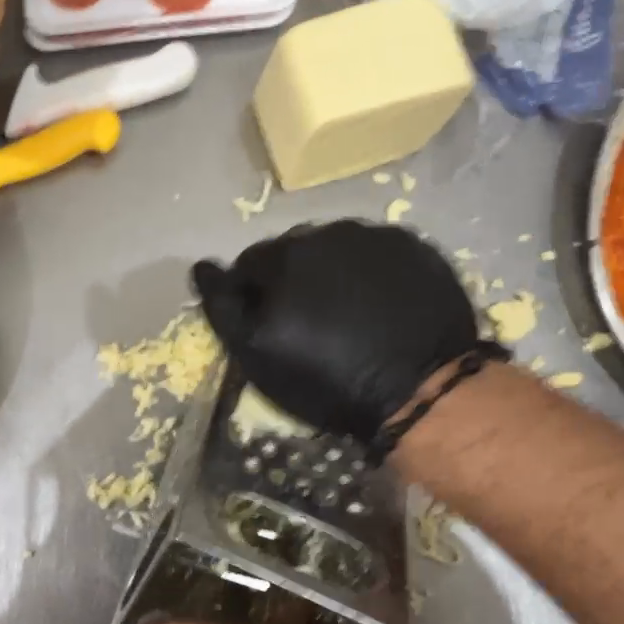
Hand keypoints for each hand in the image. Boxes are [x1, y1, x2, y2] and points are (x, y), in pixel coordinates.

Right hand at [192, 221, 487, 443]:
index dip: (251, 296)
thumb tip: (202, 267)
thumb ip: (224, 307)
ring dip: (328, 272)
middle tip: (304, 321)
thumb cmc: (326, 378)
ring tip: (342, 312)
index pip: (247, 264)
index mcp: (282, 258)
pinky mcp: (414, 246)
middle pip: (291, 250)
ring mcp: (374, 236)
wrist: (421, 389)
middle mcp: (325, 234)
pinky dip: (367, 274)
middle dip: (290, 279)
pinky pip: (374, 253)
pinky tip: (376, 305)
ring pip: (333, 248)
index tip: (266, 325)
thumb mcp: (257, 354)